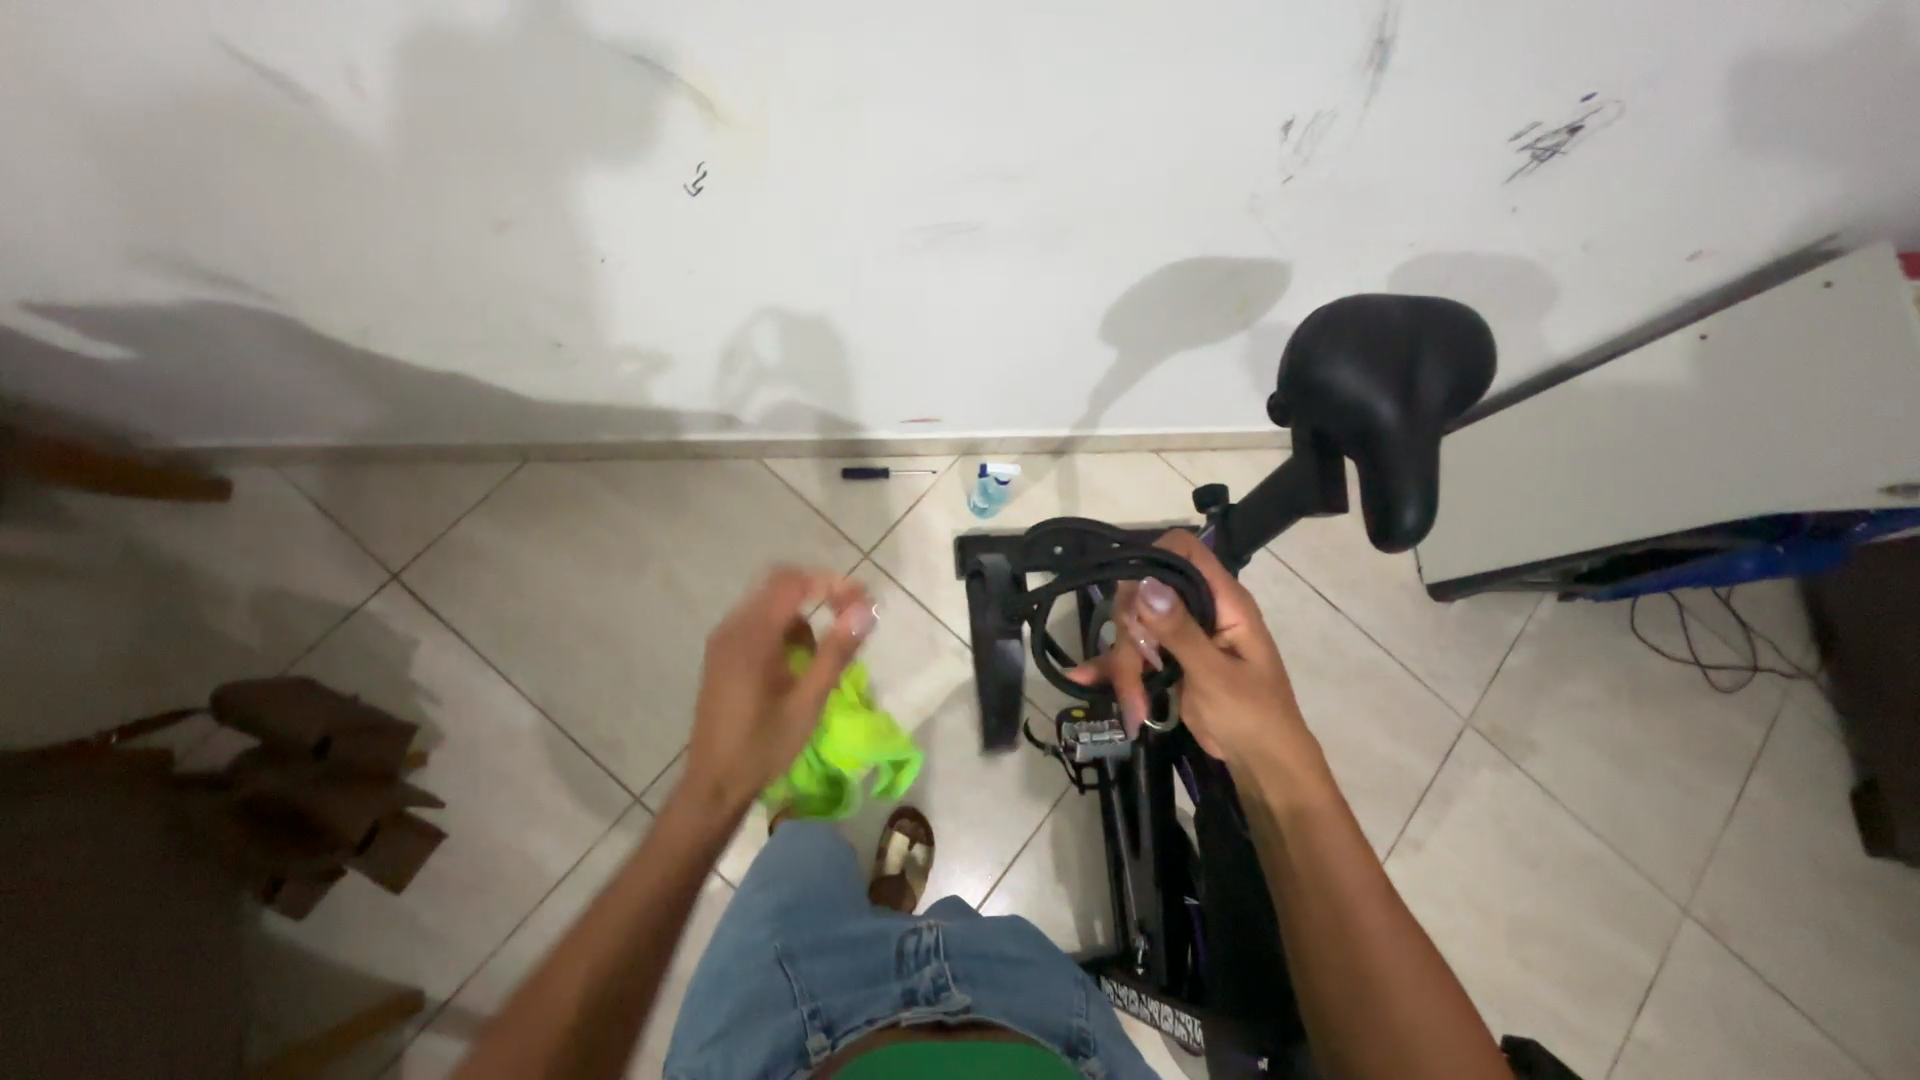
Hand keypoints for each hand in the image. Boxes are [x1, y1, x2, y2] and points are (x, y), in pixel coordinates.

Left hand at [684, 566, 876, 808]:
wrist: (715, 783)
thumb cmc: (764, 746)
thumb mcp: (808, 702)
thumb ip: (836, 652)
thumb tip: (865, 612)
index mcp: (751, 637)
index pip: (792, 584)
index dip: (831, 583)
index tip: (863, 599)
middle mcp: (732, 629)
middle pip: (780, 587)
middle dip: (820, 594)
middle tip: (851, 615)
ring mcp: (723, 642)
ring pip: (770, 606)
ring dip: (802, 617)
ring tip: (823, 655)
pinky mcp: (722, 656)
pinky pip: (758, 625)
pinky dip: (784, 632)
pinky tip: (797, 665)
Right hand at [1071, 530, 1305, 761]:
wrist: (1261, 763)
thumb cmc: (1254, 716)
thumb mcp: (1216, 675)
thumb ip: (1180, 631)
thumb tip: (1145, 585)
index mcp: (1223, 602)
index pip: (1184, 552)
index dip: (1152, 560)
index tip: (1131, 597)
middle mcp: (1200, 609)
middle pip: (1145, 595)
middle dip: (1131, 637)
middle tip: (1134, 675)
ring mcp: (1181, 635)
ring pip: (1134, 629)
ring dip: (1125, 667)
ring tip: (1134, 708)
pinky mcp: (1167, 660)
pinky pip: (1132, 655)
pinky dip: (1112, 669)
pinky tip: (1083, 678)